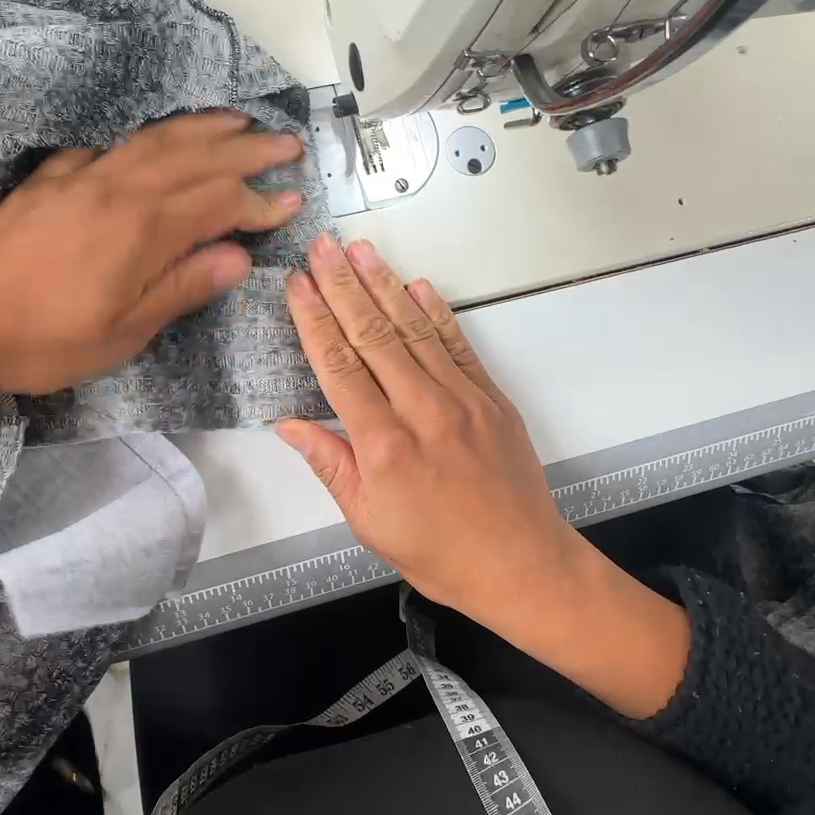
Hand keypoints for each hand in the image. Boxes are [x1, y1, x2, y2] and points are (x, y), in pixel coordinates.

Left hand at [0, 111, 303, 459]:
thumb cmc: (47, 341)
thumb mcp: (127, 330)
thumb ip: (185, 286)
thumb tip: (239, 256)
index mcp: (143, 226)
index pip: (220, 200)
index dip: (261, 201)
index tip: (294, 202)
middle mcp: (118, 187)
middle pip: (197, 156)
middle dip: (248, 148)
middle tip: (288, 142)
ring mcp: (81, 175)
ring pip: (156, 139)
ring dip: (204, 127)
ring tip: (239, 120)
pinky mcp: (51, 178)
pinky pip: (112, 144)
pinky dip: (148, 137)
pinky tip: (156, 141)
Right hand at [274, 235, 578, 615]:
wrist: (522, 566)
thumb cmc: (444, 554)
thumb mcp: (369, 522)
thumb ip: (331, 465)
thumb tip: (292, 427)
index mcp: (385, 445)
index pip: (339, 366)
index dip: (314, 320)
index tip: (297, 286)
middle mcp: (423, 411)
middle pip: (373, 334)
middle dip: (342, 285)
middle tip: (322, 247)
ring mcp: (462, 399)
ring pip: (415, 329)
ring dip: (384, 285)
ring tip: (361, 250)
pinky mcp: (491, 398)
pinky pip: (458, 345)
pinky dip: (437, 313)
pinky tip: (418, 286)